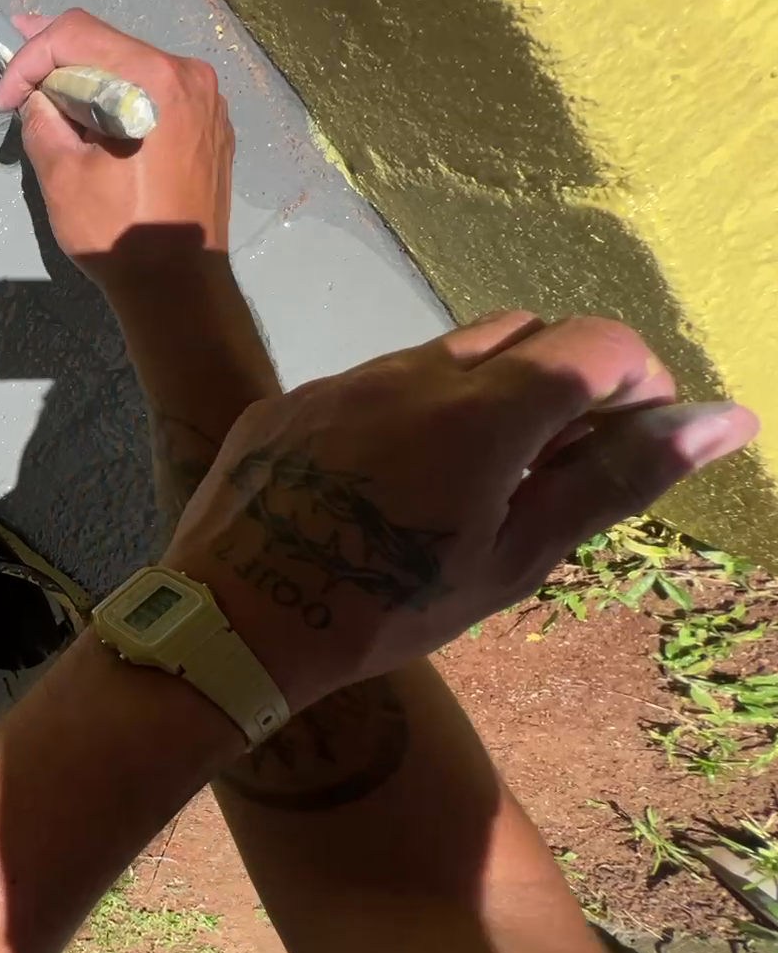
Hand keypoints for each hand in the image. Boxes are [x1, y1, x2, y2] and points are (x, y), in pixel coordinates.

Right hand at [0, 10, 232, 290]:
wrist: (178, 284)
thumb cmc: (118, 236)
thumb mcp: (63, 180)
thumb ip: (42, 126)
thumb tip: (36, 102)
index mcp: (154, 81)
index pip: (78, 35)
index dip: (29, 58)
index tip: (5, 99)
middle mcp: (188, 76)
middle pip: (109, 46)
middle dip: (56, 64)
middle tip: (16, 80)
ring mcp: (206, 101)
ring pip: (133, 71)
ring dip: (89, 86)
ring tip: (54, 112)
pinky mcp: (209, 127)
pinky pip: (157, 98)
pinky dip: (121, 105)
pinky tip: (98, 134)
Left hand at [161, 311, 758, 709]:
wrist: (232, 619)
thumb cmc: (379, 609)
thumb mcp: (509, 560)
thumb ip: (610, 480)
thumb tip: (720, 418)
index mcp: (474, 413)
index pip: (592, 343)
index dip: (629, 381)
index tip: (614, 437)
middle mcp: (396, 379)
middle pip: (510, 333)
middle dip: (550, 375)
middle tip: (537, 454)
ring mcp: (325, 389)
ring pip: (425, 358)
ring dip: (463, 393)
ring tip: (447, 473)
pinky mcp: (274, 408)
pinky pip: (351, 388)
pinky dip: (385, 412)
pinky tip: (365, 477)